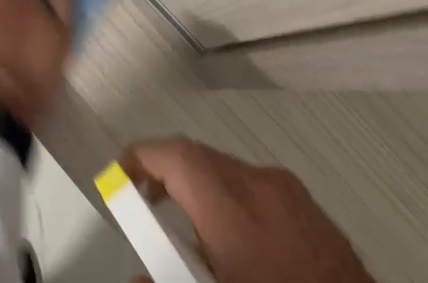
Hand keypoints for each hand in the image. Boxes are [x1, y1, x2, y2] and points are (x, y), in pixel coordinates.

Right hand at [121, 138, 372, 282]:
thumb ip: (166, 281)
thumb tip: (137, 277)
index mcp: (234, 209)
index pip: (178, 157)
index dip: (140, 157)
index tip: (116, 177)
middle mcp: (262, 186)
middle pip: (200, 158)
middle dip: (165, 175)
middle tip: (140, 205)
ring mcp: (291, 193)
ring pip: (229, 170)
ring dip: (198, 188)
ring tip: (183, 232)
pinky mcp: (310, 207)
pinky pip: (256, 186)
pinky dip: (230, 199)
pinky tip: (229, 241)